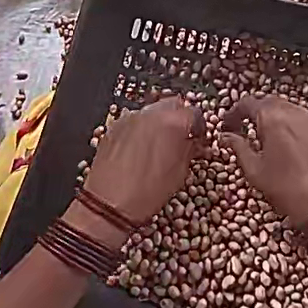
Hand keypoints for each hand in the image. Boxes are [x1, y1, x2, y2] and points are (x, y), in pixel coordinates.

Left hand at [79, 96, 204, 224]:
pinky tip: (140, 147)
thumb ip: (189, 150)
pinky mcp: (114, 126)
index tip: (198, 137)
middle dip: (179, 117)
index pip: (194, 113)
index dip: (199, 127)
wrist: (109, 203)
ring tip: (159, 144)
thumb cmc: (146, 193)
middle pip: (173, 104)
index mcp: (173, 123)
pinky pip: (134, 120)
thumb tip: (193, 142)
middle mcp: (151, 114)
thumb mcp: (179, 173)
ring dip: (160, 121)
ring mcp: (130, 118)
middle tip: (181, 136)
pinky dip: (141, 128)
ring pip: (152, 110)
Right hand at [218, 95, 307, 226]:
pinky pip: (305, 121)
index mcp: (272, 118)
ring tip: (267, 137)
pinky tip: (290, 145)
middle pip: (269, 102)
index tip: (227, 125)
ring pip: (289, 109)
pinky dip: (293, 126)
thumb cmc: (288, 189)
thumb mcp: (254, 170)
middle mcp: (294, 113)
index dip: (234, 113)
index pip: (247, 103)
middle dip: (255, 113)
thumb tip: (226, 137)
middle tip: (244, 128)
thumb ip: (238, 147)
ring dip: (275, 118)